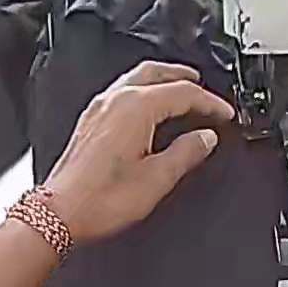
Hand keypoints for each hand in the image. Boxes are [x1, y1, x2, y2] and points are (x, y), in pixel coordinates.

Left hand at [41, 61, 236, 243]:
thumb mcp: (157, 179)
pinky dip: (146, 93)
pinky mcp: (92, 121)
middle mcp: (115, 100)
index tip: (225, 114)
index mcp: (136, 108)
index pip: (183, 92)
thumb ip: (186, 153)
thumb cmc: (101, 199)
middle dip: (186, 79)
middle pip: (158, 73)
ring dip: (165, 81)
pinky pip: (124, 93)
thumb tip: (204, 139)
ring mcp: (100, 109)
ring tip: (182, 92)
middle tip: (206, 90)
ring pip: (138, 79)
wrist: (62, 212)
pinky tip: (152, 110)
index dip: (210, 102)